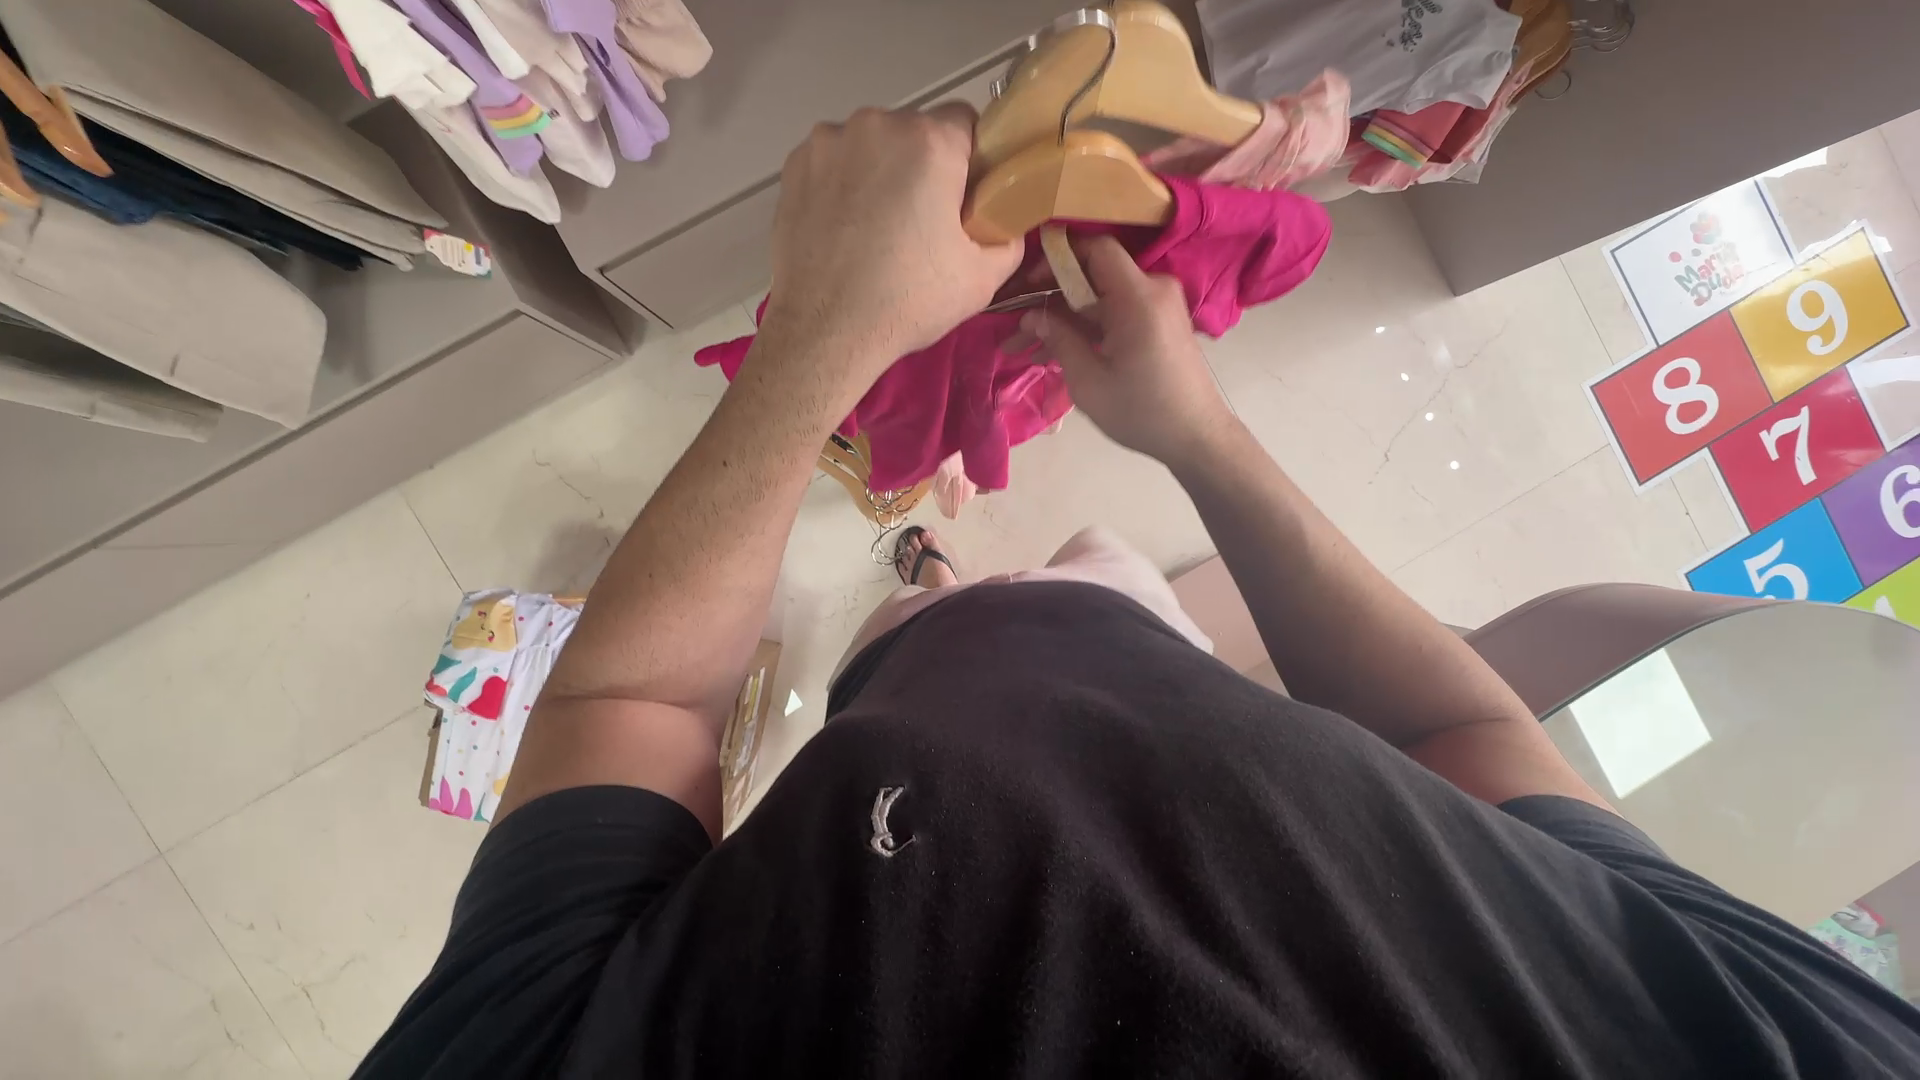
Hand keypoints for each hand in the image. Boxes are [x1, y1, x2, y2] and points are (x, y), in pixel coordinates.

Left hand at [753, 103, 1023, 395]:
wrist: (826, 332)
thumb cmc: (907, 303)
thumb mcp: (982, 279)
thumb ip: (1008, 238)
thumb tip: (1005, 223)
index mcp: (929, 142)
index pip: (967, 123)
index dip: (970, 162)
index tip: (963, 201)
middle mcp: (876, 124)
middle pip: (915, 133)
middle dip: (923, 168)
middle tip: (921, 224)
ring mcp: (829, 142)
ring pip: (872, 147)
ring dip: (881, 174)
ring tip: (877, 230)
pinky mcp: (795, 166)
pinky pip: (834, 163)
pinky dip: (844, 186)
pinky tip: (845, 229)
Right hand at [1020, 237, 1235, 468]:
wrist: (1196, 436)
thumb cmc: (1142, 412)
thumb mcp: (1089, 381)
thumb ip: (1060, 339)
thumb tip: (1033, 316)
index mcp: (1138, 297)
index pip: (1096, 248)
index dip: (1058, 257)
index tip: (1028, 282)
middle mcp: (1153, 290)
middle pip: (1094, 275)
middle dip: (1052, 297)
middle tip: (1017, 325)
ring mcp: (1159, 305)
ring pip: (1101, 298)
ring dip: (1065, 318)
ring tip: (1026, 347)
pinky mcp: (1160, 322)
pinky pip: (1116, 312)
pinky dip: (1088, 326)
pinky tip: (1057, 351)